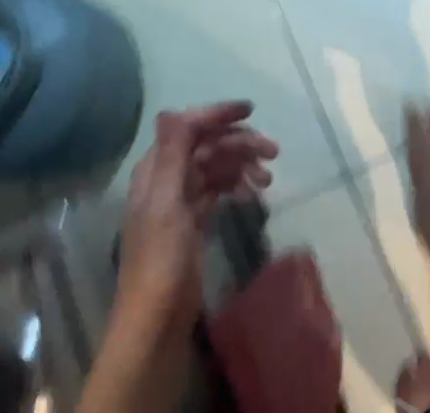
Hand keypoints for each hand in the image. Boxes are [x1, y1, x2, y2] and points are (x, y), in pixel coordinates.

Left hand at [115, 101, 278, 335]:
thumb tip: (173, 109)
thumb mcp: (167, 204)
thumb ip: (171, 155)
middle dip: (238, 143)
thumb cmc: (161, 260)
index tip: (252, 112)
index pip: (187, 127)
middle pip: (205, 146)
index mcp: (155, 170)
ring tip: (268, 180)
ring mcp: (180, 202)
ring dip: (241, 165)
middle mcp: (166, 179)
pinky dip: (235, 186)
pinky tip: (253, 193)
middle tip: (274, 153)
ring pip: (214, 168)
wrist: (156, 319)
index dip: (217, 114)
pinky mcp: (192, 224)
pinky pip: (217, 191)